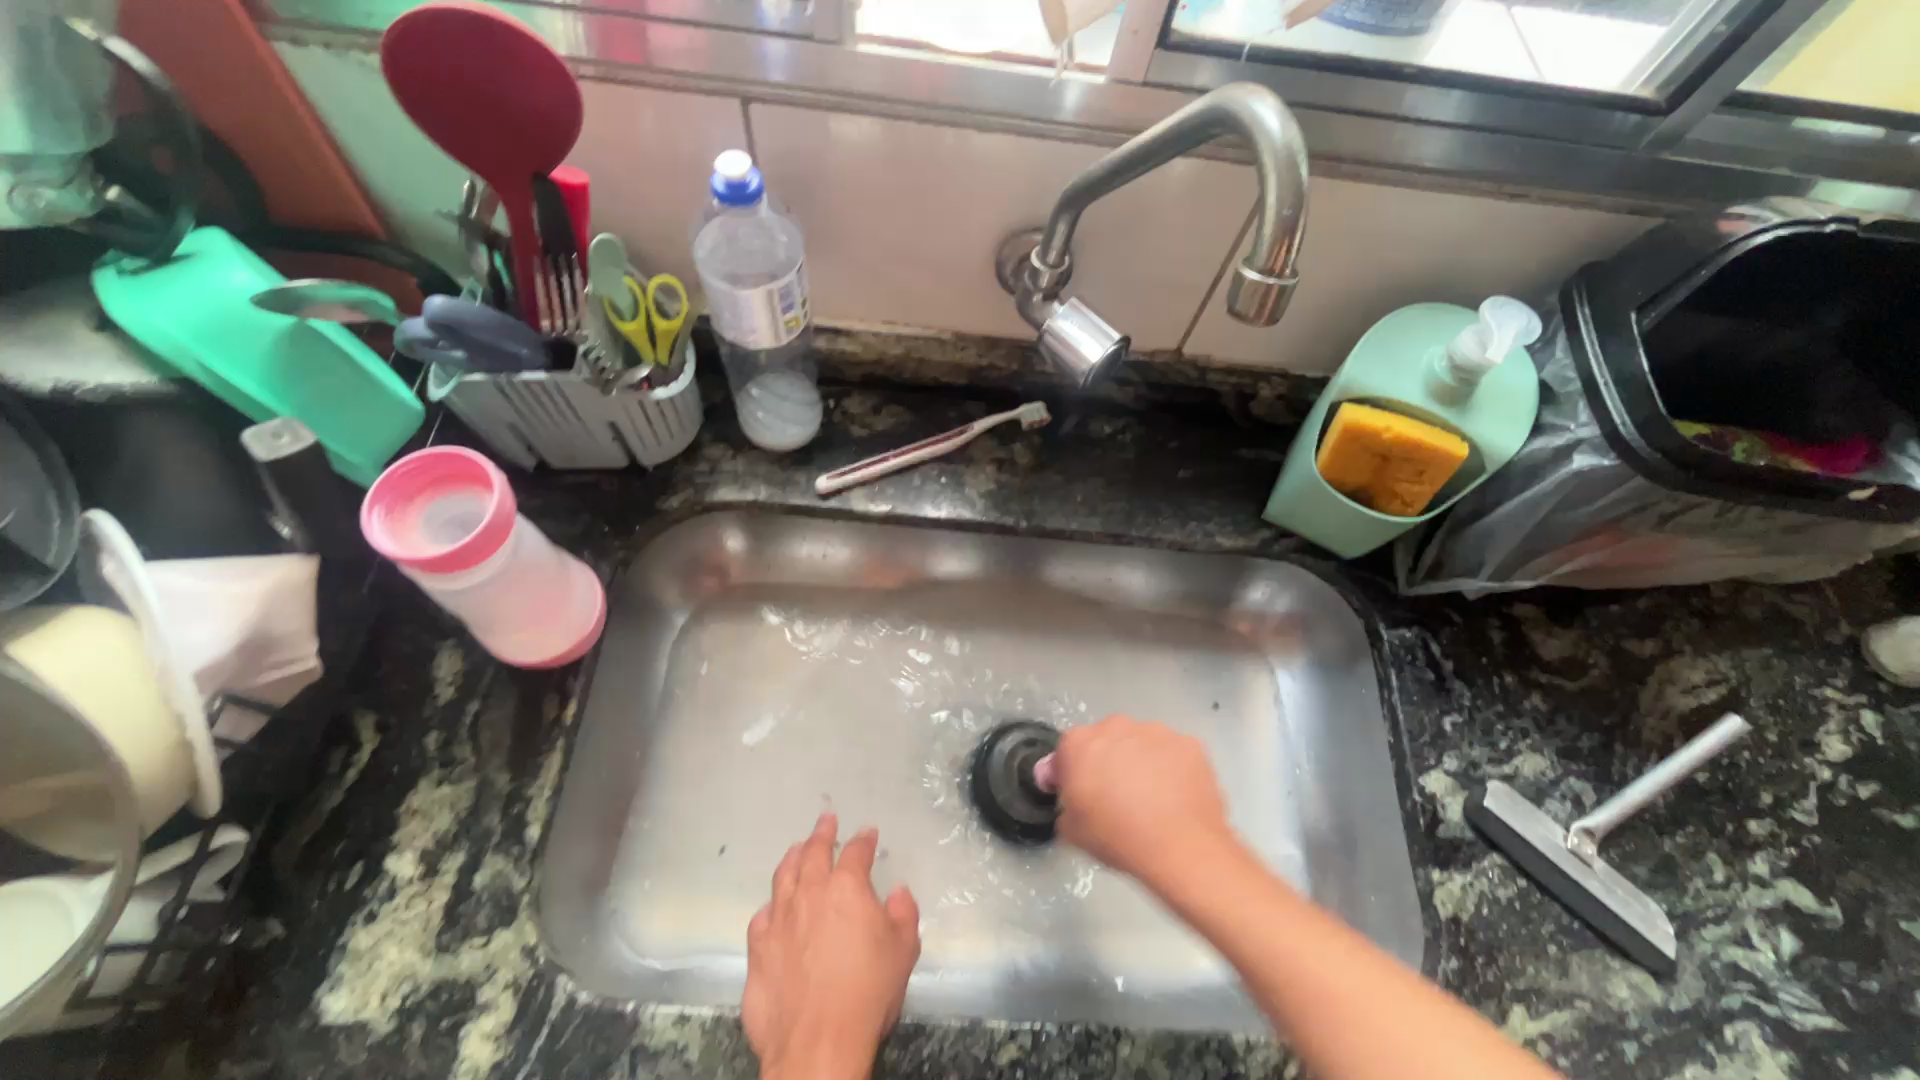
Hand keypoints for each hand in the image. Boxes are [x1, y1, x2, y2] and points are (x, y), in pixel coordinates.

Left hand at [743, 813, 920, 1079]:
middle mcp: (809, 893)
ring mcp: (779, 919)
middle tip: (826, 820)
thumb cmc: (868, 992)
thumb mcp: (904, 951)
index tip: (868, 833)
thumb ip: (903, 914)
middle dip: (822, 834)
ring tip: (797, 848)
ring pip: (783, 876)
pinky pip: (763, 914)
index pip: (856, 852)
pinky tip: (774, 905)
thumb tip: (898, 892)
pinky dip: (772, 903)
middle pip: (813, 853)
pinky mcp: (757, 947)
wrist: (817, 1040)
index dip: (863, 840)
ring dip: (793, 857)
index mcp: (847, 888)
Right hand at [1053, 715, 1238, 890]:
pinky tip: (1175, 795)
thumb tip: (1075, 799)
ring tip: (1151, 797)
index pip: (1067, 751)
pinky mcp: (1188, 743)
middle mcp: (1114, 726)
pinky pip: (1171, 752)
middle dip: (1107, 761)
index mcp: (1078, 743)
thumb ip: (1066, 804)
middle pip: (1105, 740)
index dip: (1071, 773)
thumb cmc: (1118, 837)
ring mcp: (1155, 731)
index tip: (1079, 795)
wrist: (1181, 846)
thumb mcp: (1072, 830)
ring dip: (1139, 761)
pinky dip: (1170, 767)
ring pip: (1140, 742)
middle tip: (1115, 795)